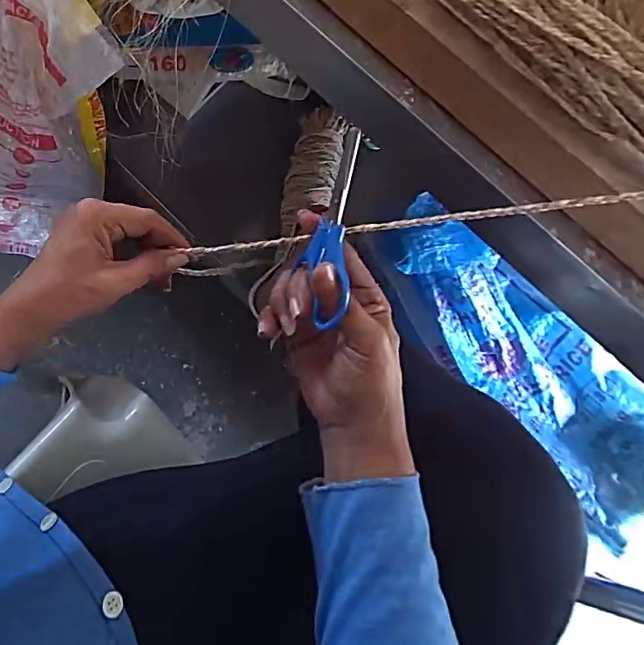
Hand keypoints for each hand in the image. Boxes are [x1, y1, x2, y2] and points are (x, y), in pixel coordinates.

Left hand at [0, 199, 189, 371]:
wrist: (26, 313)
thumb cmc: (68, 296)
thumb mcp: (115, 283)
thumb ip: (151, 266)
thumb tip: (180, 257)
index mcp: (97, 214)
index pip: (146, 218)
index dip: (171, 237)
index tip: (189, 256)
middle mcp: (89, 209)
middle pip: (137, 222)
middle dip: (158, 247)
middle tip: (173, 274)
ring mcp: (82, 221)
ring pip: (126, 231)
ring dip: (145, 253)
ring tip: (160, 279)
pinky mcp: (78, 234)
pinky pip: (112, 238)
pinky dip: (128, 254)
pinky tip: (140, 272)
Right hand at [259, 212, 413, 481]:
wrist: (353, 424)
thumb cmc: (374, 384)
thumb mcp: (368, 340)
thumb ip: (342, 303)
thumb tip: (322, 269)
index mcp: (363, 297)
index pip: (342, 256)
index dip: (324, 237)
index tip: (306, 220)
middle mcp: (337, 300)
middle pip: (307, 270)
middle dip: (297, 285)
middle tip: (300, 311)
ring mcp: (314, 316)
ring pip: (288, 288)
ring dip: (283, 302)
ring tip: (289, 326)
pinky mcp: (295, 333)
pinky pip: (275, 313)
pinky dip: (269, 319)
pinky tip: (270, 332)